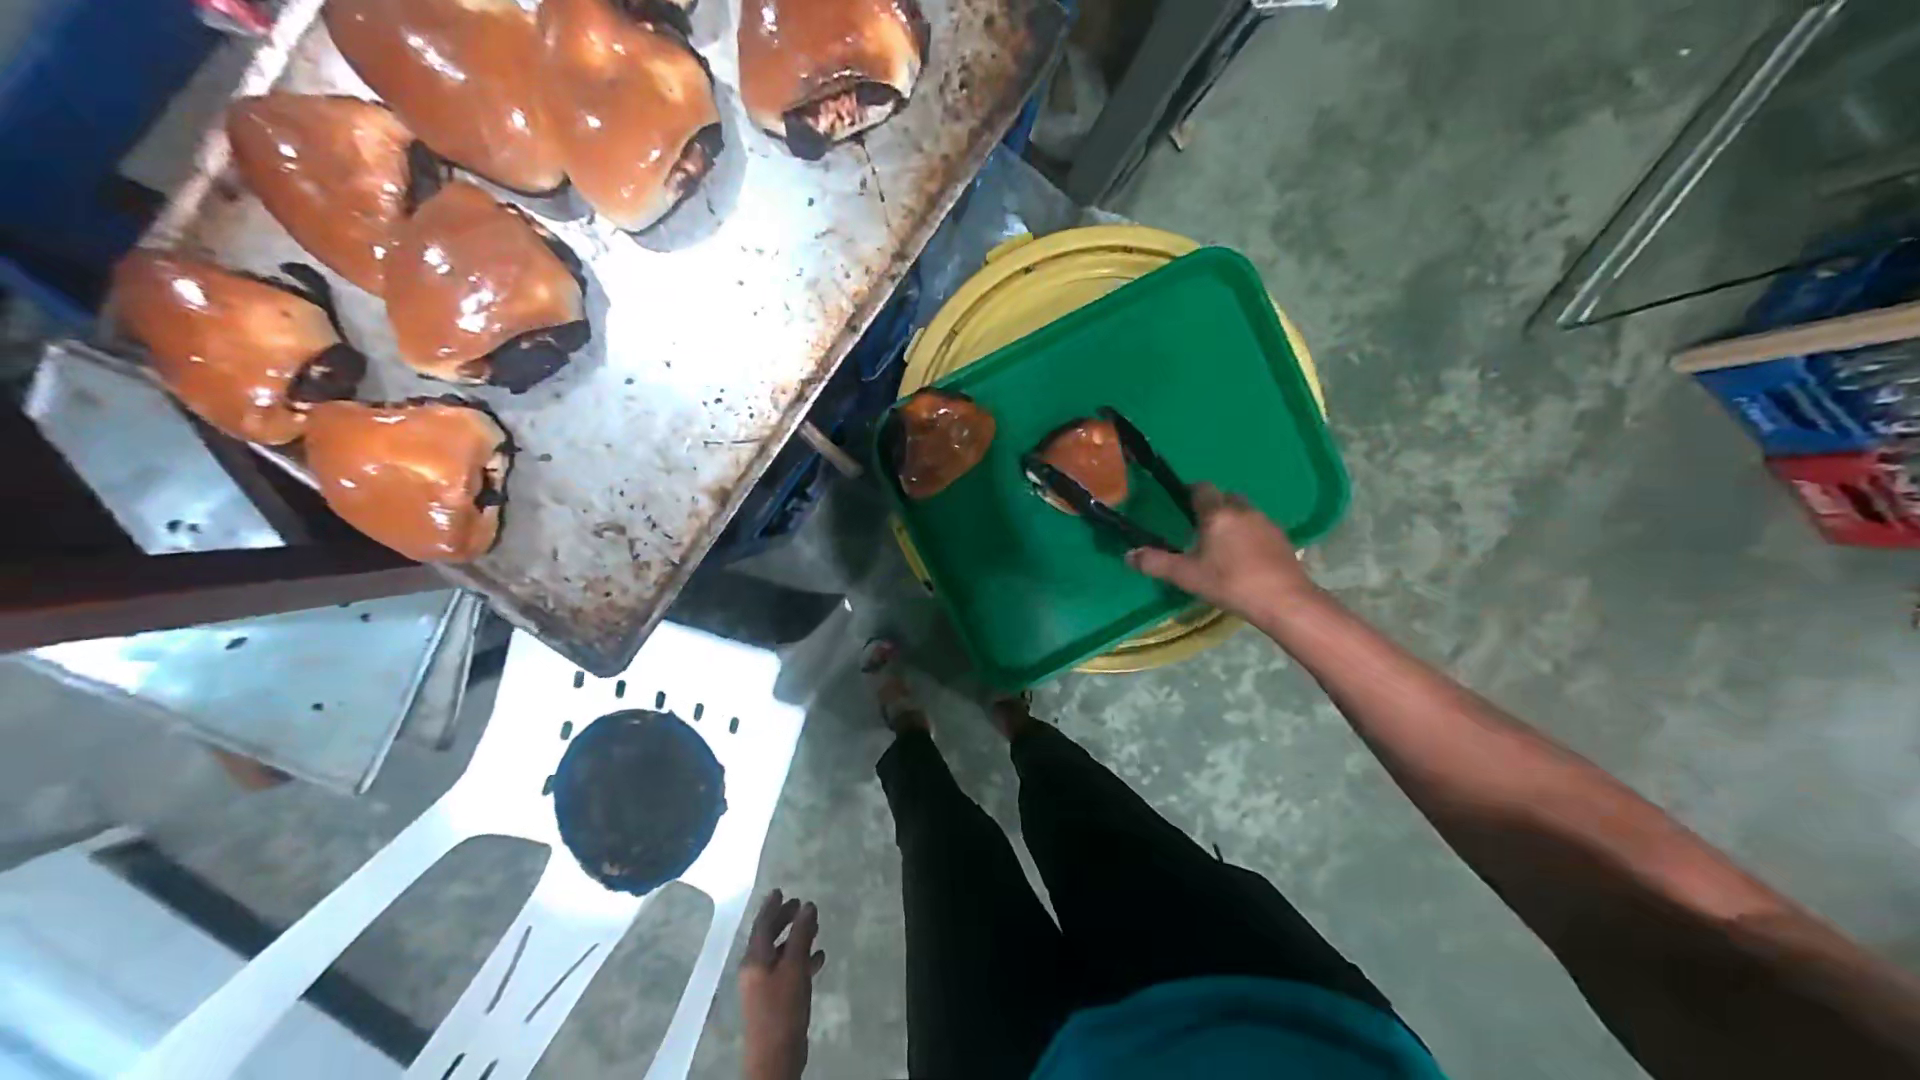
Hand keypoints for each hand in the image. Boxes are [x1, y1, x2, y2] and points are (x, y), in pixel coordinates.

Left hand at [740, 889, 824, 1079]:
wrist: (775, 1057)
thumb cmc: (782, 1008)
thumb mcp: (794, 967)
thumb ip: (800, 935)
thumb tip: (808, 906)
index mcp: (754, 959)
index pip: (761, 925)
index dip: (771, 906)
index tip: (779, 890)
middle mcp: (755, 970)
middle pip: (768, 937)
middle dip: (783, 919)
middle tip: (797, 903)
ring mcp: (764, 986)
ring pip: (780, 953)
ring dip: (795, 938)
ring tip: (813, 926)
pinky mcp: (775, 1001)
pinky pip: (788, 971)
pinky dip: (801, 960)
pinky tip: (819, 957)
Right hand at [1127, 483, 1320, 621]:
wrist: (1284, 600)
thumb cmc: (1230, 583)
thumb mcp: (1186, 576)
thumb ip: (1155, 563)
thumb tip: (1129, 555)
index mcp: (1216, 513)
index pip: (1201, 488)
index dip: (1190, 493)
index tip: (1181, 507)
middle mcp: (1242, 510)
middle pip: (1224, 497)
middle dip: (1211, 507)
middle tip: (1199, 530)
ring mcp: (1266, 522)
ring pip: (1243, 512)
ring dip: (1231, 521)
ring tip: (1221, 546)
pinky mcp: (1282, 538)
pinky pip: (1259, 527)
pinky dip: (1248, 535)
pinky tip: (1244, 558)